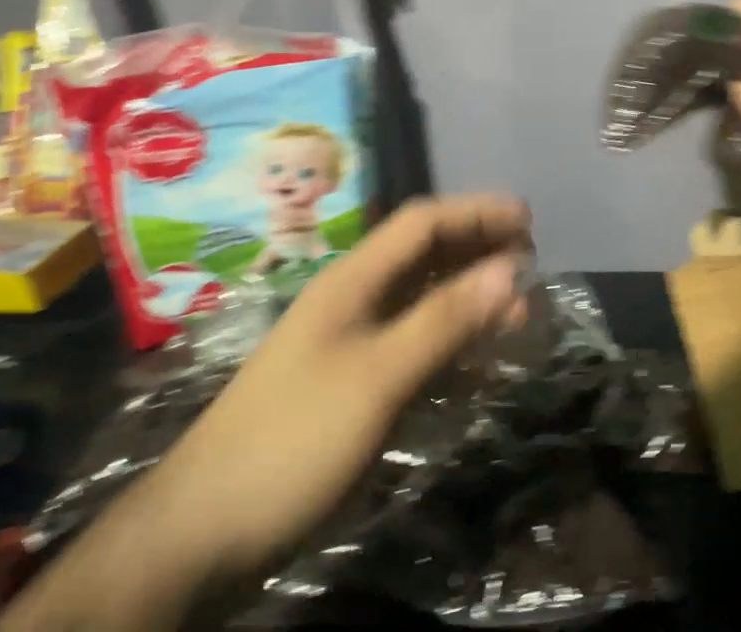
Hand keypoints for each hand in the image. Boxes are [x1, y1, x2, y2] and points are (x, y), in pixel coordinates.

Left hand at [146, 194, 532, 573]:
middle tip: (533, 265)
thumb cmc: (294, 438)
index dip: (475, 213)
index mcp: (351, 283)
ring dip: (471, 300)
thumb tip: (510, 267)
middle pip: (423, 258)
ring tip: (519, 312)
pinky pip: (416, 348)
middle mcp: (354, 303)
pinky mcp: (355, 388)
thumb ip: (443, 320)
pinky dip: (453, 344)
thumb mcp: (377, 375)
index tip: (530, 220)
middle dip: (478, 252)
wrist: (208, 527)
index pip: (420, 224)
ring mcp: (353, 347)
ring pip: (422, 304)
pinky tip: (480, 360)